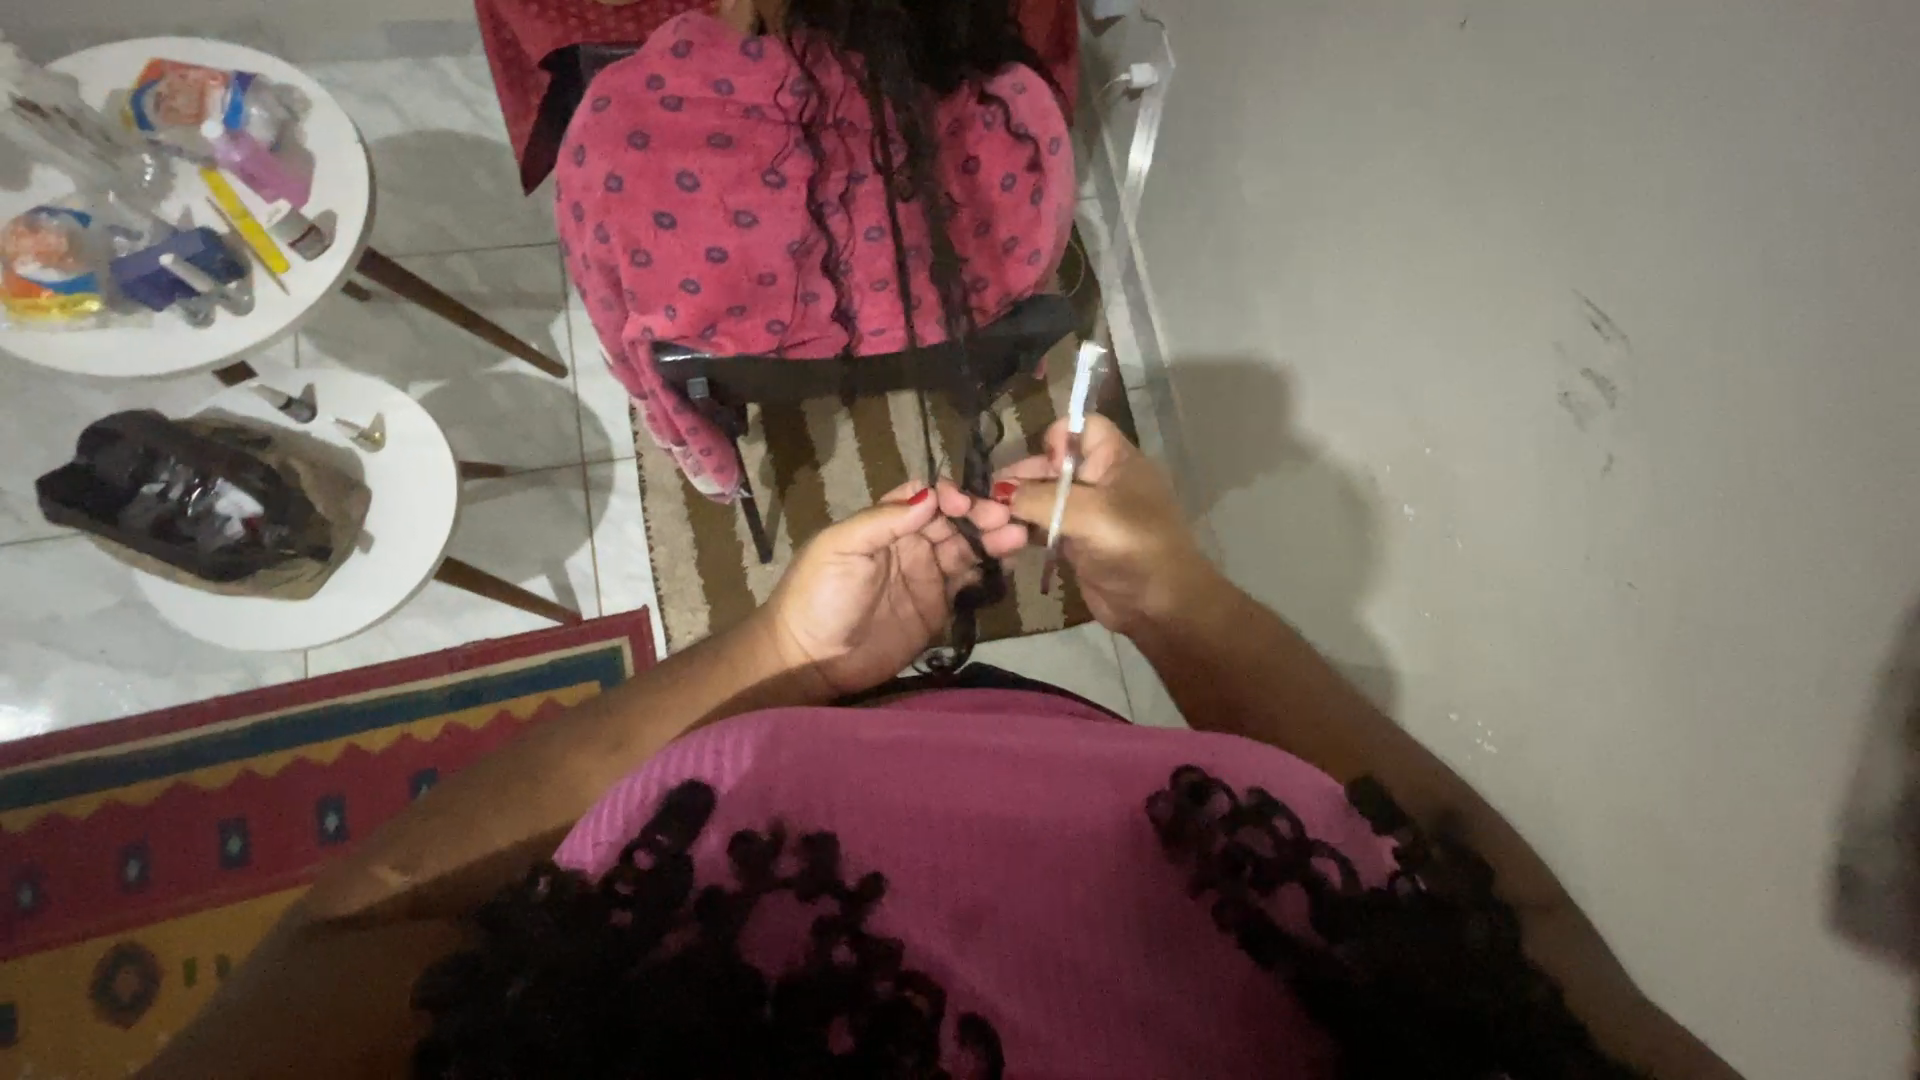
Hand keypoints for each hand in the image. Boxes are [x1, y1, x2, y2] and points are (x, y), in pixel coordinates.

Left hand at [757, 481, 1027, 696]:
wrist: (811, 658)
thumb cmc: (819, 595)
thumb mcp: (841, 547)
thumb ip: (885, 519)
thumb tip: (933, 495)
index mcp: (885, 523)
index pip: (926, 498)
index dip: (949, 495)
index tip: (965, 504)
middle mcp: (910, 543)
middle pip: (954, 520)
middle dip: (981, 515)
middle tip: (1006, 520)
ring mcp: (926, 575)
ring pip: (967, 548)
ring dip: (992, 540)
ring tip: (1016, 538)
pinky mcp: (938, 607)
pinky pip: (969, 582)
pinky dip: (989, 570)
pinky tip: (1008, 564)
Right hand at [997, 415, 1215, 635]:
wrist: (1159, 606)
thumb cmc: (1132, 545)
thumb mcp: (1087, 513)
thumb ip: (1039, 498)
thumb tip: (999, 494)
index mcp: (1114, 460)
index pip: (1081, 428)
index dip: (1056, 439)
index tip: (1039, 464)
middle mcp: (1098, 481)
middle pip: (1049, 467)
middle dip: (1018, 482)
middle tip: (988, 504)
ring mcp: (1086, 514)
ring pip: (1039, 500)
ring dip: (1012, 511)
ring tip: (990, 530)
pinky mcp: (1074, 544)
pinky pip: (1039, 529)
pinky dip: (1019, 534)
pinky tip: (1001, 544)